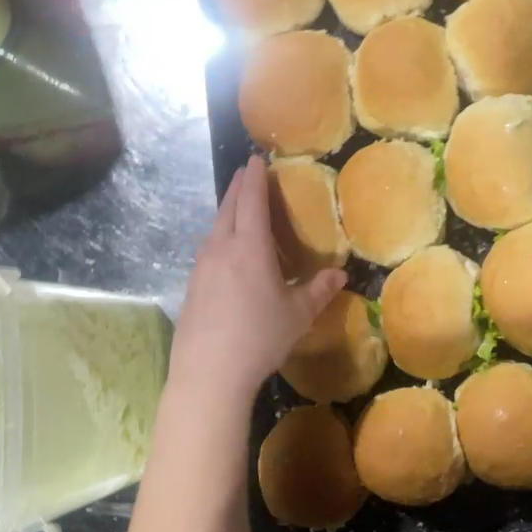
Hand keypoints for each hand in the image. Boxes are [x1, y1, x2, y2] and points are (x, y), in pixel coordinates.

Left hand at [168, 157, 345, 403]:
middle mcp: (221, 248)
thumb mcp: (298, 314)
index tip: (256, 159)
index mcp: (249, 246)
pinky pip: (207, 251)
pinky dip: (219, 239)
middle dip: (238, 187)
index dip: (255, 178)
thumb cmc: (260, 337)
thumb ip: (318, 290)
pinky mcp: (192, 287)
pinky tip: (225, 255)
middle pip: (228, 208)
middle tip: (246, 173)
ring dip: (227, 213)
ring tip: (238, 210)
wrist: (210, 372)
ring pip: (214, 229)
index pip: (252, 200)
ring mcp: (201, 267)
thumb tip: (340, 274)